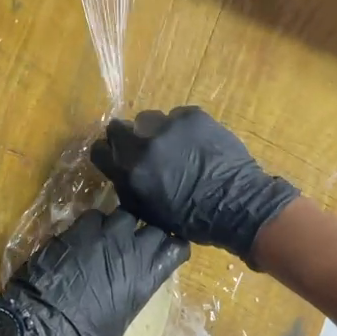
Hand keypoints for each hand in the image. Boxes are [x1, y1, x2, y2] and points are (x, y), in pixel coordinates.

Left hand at [3, 209, 188, 335]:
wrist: (35, 325)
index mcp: (145, 278)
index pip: (176, 248)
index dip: (174, 249)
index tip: (168, 256)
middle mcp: (128, 251)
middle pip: (154, 226)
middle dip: (151, 233)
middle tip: (142, 246)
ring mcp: (100, 237)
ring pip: (124, 215)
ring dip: (122, 226)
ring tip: (114, 238)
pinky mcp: (73, 232)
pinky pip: (92, 217)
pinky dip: (93, 225)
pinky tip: (87, 236)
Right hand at [89, 106, 300, 265]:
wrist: (236, 204)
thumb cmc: (191, 219)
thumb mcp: (147, 211)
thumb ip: (128, 187)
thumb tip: (121, 172)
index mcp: (129, 172)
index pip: (100, 150)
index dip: (108, 152)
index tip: (116, 155)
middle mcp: (143, 144)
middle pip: (120, 128)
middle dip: (129, 137)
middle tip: (146, 149)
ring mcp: (168, 127)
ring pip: (150, 119)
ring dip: (157, 131)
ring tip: (175, 146)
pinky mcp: (192, 116)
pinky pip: (178, 116)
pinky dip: (183, 128)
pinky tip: (197, 143)